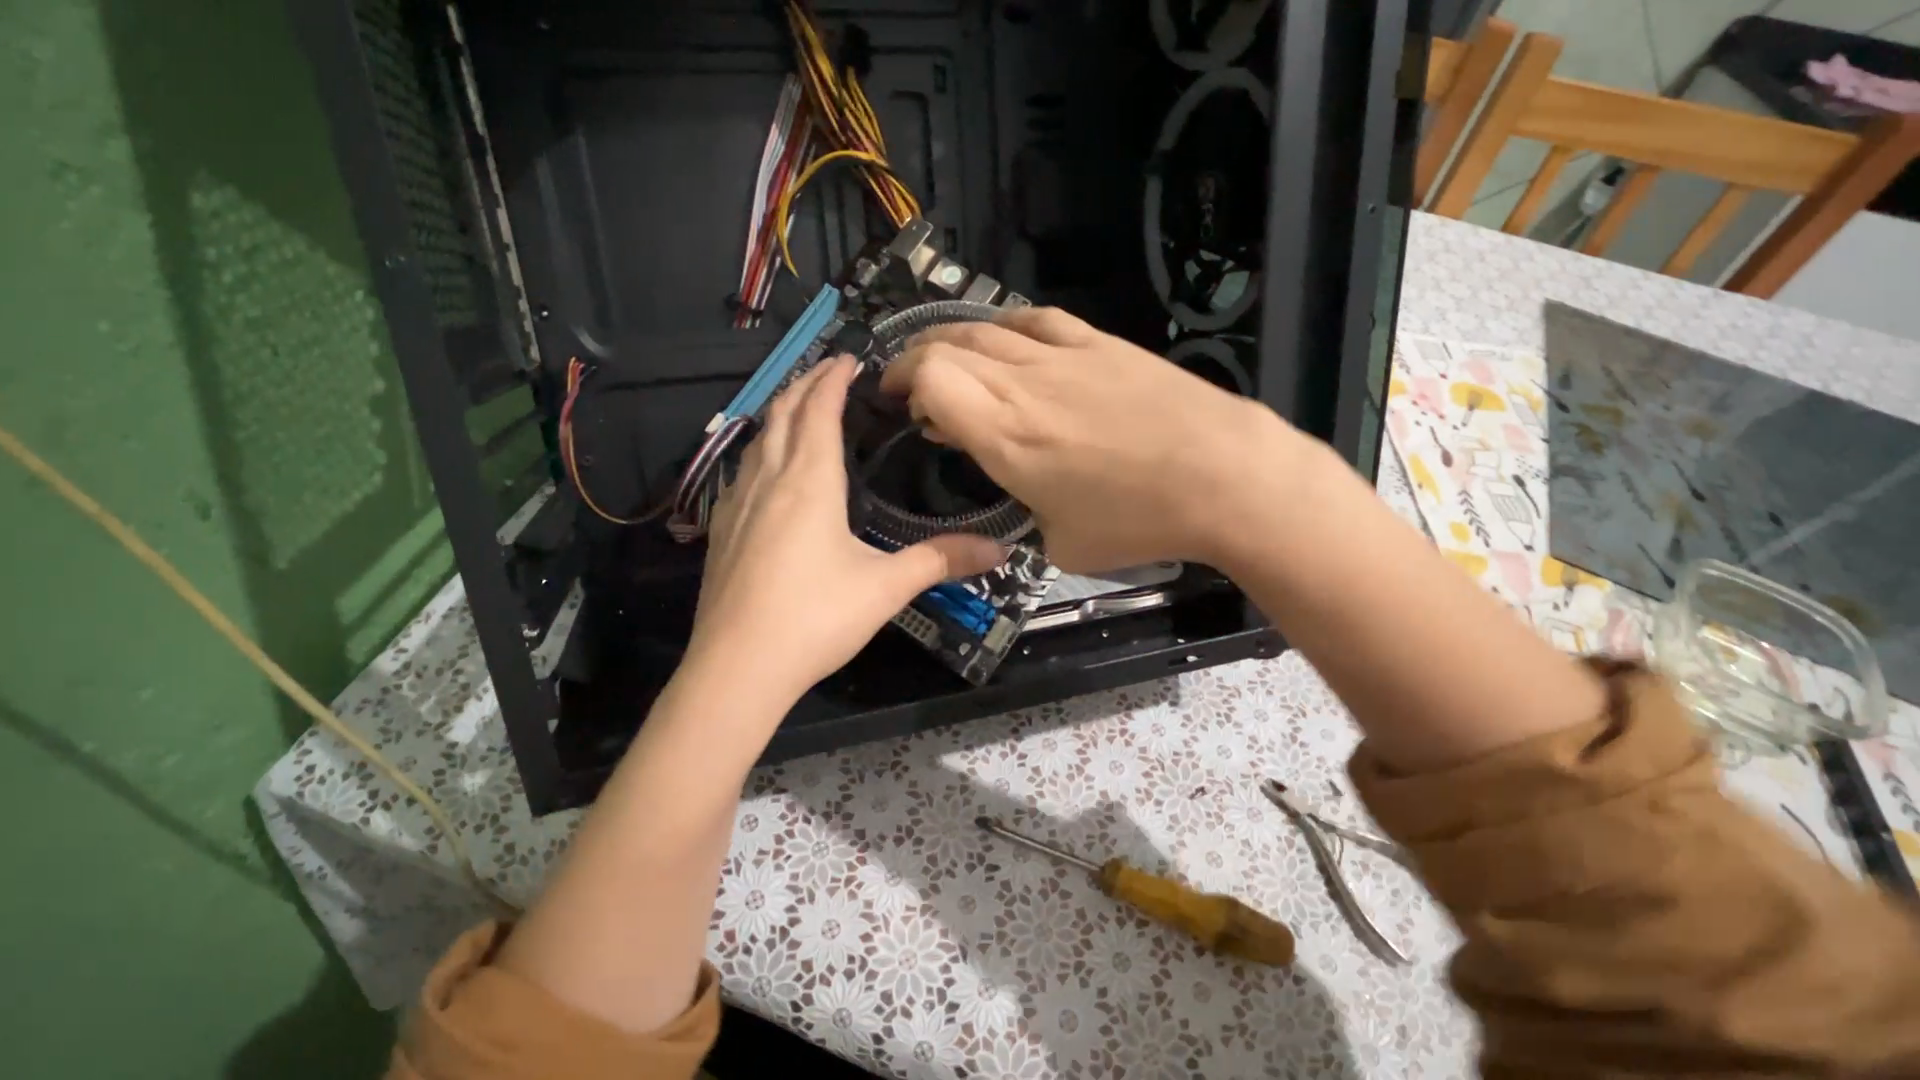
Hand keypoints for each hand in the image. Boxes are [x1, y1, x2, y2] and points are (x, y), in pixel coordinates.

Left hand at [687, 355, 1003, 705]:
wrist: (737, 667)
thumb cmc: (815, 619)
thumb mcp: (886, 588)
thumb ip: (940, 561)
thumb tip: (1000, 549)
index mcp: (809, 482)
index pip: (818, 410)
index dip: (833, 379)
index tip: (849, 358)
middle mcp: (768, 482)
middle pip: (782, 415)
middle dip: (804, 386)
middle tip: (827, 372)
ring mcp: (737, 506)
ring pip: (756, 442)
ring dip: (779, 415)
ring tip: (798, 409)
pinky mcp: (720, 532)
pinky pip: (741, 473)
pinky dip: (760, 451)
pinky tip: (765, 471)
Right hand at [879, 307, 1301, 571]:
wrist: (1223, 475)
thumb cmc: (1138, 521)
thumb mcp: (1061, 543)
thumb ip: (1023, 515)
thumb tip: (1019, 494)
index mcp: (1005, 434)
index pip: (929, 378)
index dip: (903, 385)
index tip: (902, 410)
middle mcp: (1023, 383)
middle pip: (948, 346)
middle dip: (915, 361)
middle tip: (910, 387)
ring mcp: (1064, 356)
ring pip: (988, 328)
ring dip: (953, 340)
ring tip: (946, 358)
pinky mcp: (1101, 344)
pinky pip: (1037, 320)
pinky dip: (1006, 325)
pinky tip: (1004, 336)